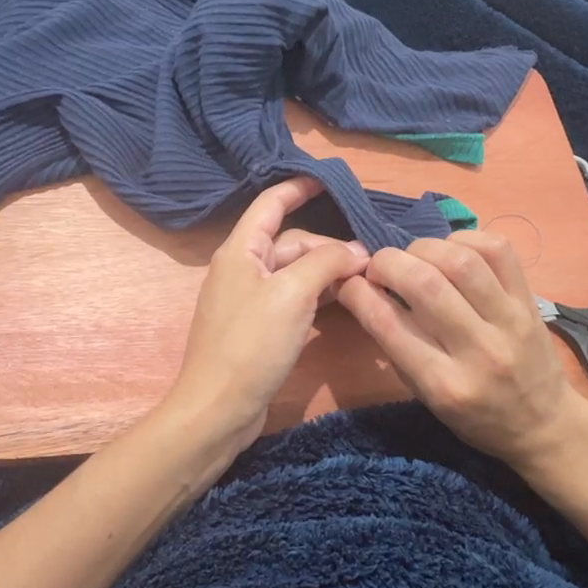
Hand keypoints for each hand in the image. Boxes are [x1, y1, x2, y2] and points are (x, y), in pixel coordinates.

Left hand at [164, 177, 369, 453]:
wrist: (218, 409)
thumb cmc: (251, 344)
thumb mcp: (292, 294)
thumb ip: (326, 262)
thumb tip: (357, 250)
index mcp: (240, 250)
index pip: (270, 204)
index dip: (297, 188)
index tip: (328, 179)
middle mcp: (242, 269)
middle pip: (290, 241)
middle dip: (327, 245)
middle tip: (370, 259)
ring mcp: (249, 301)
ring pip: (294, 272)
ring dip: (326, 271)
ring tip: (365, 279)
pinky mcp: (257, 330)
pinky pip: (292, 300)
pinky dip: (317, 296)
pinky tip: (342, 304)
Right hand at [337, 230, 587, 470]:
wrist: (545, 425)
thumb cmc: (474, 417)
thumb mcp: (425, 397)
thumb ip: (395, 346)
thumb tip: (363, 293)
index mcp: (443, 384)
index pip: (389, 324)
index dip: (358, 293)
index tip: (349, 283)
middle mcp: (478, 350)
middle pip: (424, 283)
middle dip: (388, 262)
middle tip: (380, 268)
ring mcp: (509, 322)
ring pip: (460, 260)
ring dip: (424, 247)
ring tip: (414, 257)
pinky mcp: (529, 301)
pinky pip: (497, 250)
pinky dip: (464, 239)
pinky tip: (451, 250)